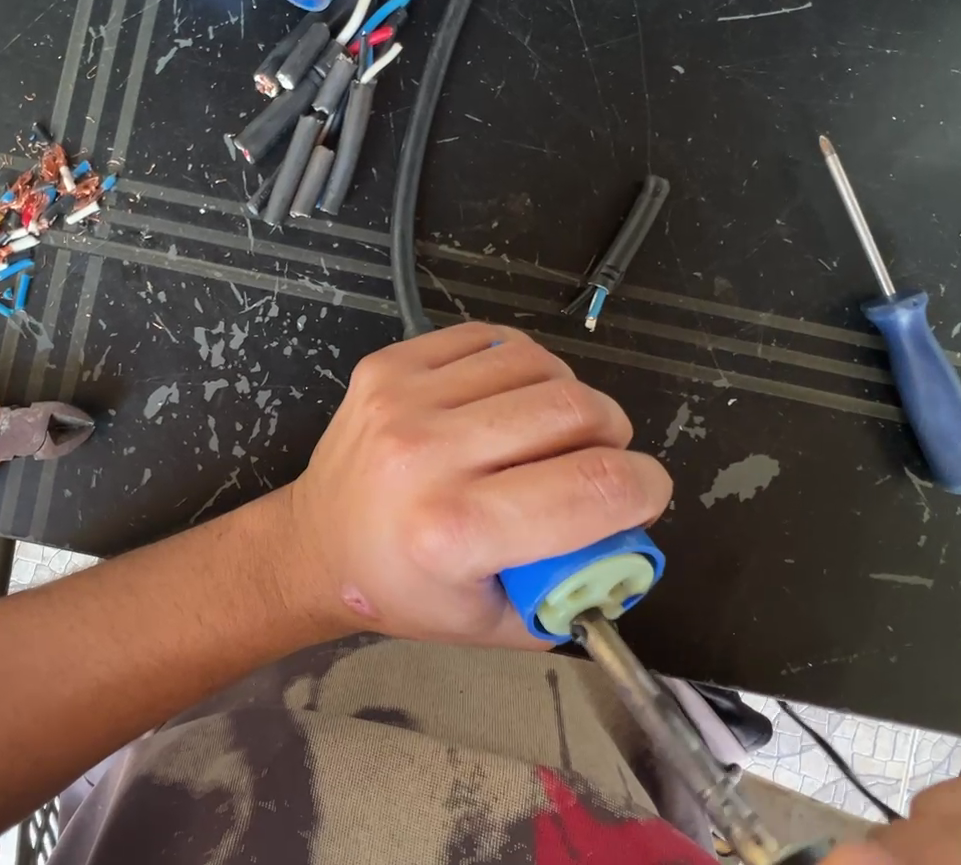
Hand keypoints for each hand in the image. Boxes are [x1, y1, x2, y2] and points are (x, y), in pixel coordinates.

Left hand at [279, 321, 672, 646]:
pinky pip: (487, 337)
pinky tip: (507, 398)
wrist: (316, 543)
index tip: (642, 495)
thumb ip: (577, 589)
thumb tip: (634, 537)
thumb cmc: (404, 589)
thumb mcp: (497, 623)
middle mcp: (427, 454)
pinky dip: (517, 364)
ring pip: (537, 363)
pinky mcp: (388, 364)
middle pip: (575, 409)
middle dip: (613, 437)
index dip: (645, 488)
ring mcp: (403, 398)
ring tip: (551, 429)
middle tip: (598, 461)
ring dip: (567, 395)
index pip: (595, 486)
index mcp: (455, 530)